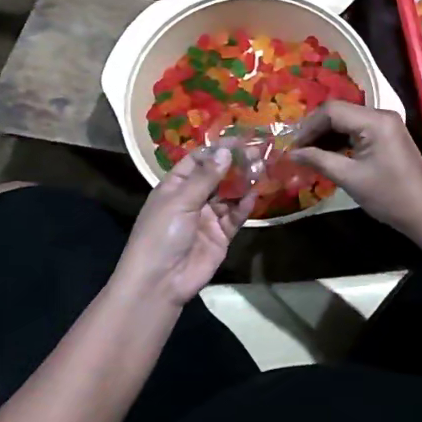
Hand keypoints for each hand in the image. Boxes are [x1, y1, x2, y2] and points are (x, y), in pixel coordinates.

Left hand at [112, 148, 256, 304]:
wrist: (161, 281)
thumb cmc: (162, 235)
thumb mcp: (181, 201)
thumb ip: (206, 177)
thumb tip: (225, 151)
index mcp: (175, 187)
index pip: (197, 161)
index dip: (216, 150)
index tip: (238, 140)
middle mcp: (192, 199)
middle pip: (217, 176)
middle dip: (235, 164)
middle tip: (257, 152)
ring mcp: (207, 217)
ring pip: (229, 194)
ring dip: (243, 182)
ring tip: (261, 169)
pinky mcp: (221, 235)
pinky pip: (236, 216)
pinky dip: (245, 206)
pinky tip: (255, 195)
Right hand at [292, 101, 421, 232]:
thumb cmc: (388, 195)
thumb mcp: (349, 178)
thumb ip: (319, 160)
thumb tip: (291, 153)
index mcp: (375, 120)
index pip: (332, 111)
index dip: (308, 127)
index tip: (293, 146)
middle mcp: (381, 114)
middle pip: (339, 112)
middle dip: (316, 130)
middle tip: (297, 150)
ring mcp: (386, 124)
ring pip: (347, 120)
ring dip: (327, 135)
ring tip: (308, 154)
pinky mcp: (387, 135)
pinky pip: (358, 129)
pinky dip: (341, 140)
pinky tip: (327, 155)